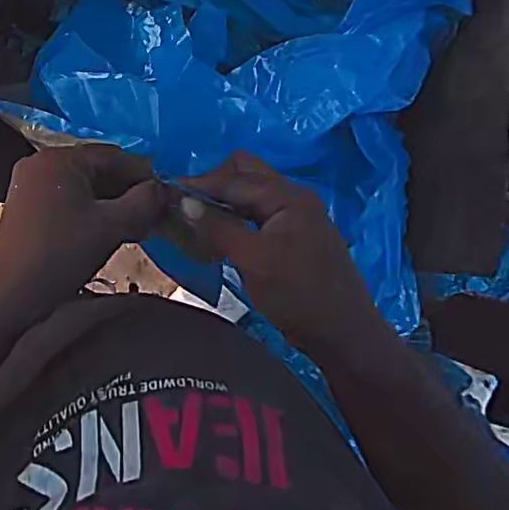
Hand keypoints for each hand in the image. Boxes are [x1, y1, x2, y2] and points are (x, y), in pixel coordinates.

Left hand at [0, 145, 167, 311]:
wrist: (9, 299)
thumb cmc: (60, 255)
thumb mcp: (111, 226)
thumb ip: (144, 202)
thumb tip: (164, 190)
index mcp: (58, 159)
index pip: (115, 157)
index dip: (146, 177)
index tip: (168, 198)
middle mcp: (42, 165)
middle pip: (100, 170)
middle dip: (130, 193)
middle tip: (157, 215)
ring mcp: (31, 187)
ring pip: (87, 189)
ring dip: (115, 206)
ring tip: (139, 228)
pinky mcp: (29, 210)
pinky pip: (71, 202)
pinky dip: (94, 214)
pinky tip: (113, 233)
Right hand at [176, 152, 391, 359]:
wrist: (343, 334)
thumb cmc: (300, 295)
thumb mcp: (254, 260)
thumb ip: (219, 227)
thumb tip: (183, 201)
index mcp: (288, 196)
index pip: (234, 179)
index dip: (199, 184)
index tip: (165, 191)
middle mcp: (293, 197)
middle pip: (245, 175)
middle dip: (213, 184)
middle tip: (184, 205)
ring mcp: (295, 216)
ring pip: (250, 194)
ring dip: (224, 201)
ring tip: (195, 218)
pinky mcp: (293, 236)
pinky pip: (257, 213)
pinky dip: (236, 216)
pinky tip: (218, 233)